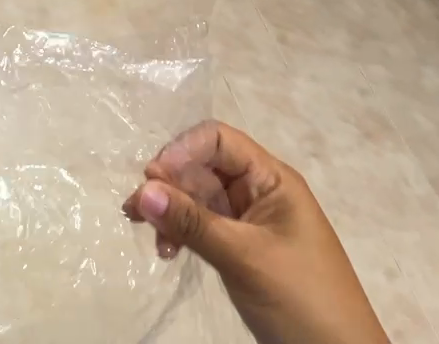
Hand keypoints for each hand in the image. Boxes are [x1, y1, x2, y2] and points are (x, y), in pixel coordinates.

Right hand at [125, 121, 388, 343]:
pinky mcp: (239, 248)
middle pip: (202, 168)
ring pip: (197, 198)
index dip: (183, 149)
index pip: (218, 140)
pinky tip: (166, 250)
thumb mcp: (244, 257)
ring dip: (169, 210)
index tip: (153, 177)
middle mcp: (258, 191)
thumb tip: (142, 190)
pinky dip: (180, 232)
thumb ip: (192, 222)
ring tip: (142, 228)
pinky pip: (200, 226)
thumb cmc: (301, 298)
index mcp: (271, 179)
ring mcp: (248, 221)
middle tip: (136, 209)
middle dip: (168, 183)